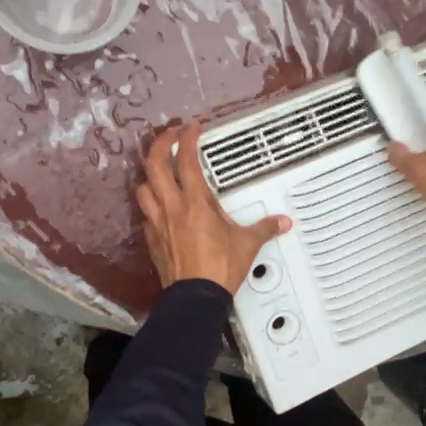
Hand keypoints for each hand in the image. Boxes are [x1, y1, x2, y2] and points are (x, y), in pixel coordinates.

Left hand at [137, 121, 290, 292]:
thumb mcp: (247, 245)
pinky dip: (151, 205)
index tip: (191, 128)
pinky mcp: (152, 240)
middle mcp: (172, 208)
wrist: (195, 297)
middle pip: (153, 165)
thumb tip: (282, 223)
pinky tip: (160, 207)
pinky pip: (145, 214)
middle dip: (159, 145)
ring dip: (150, 175)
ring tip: (160, 170)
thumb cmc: (220, 268)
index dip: (186, 139)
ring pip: (143, 187)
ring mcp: (158, 223)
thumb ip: (264, 229)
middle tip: (169, 137)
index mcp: (196, 202)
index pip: (185, 160)